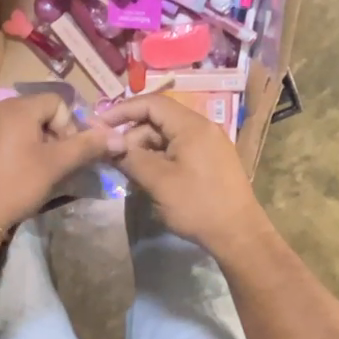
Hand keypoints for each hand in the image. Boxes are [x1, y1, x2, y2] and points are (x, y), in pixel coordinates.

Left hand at [0, 93, 122, 228]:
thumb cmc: (17, 184)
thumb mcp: (56, 165)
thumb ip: (88, 146)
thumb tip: (120, 139)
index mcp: (17, 107)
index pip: (57, 102)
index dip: (68, 126)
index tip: (65, 154)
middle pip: (37, 111)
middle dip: (52, 134)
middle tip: (53, 163)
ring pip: (19, 124)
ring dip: (34, 142)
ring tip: (36, 169)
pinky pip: (1, 134)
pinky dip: (14, 147)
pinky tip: (14, 172)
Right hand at [100, 95, 269, 251]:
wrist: (239, 235)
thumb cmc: (197, 206)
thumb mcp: (159, 182)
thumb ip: (131, 158)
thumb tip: (109, 143)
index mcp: (192, 125)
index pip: (152, 103)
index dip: (123, 110)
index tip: (99, 124)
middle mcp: (203, 128)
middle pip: (159, 120)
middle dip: (133, 135)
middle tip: (113, 158)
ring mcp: (209, 144)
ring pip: (168, 136)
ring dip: (145, 149)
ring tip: (128, 171)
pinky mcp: (211, 160)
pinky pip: (180, 149)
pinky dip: (160, 158)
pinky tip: (148, 176)